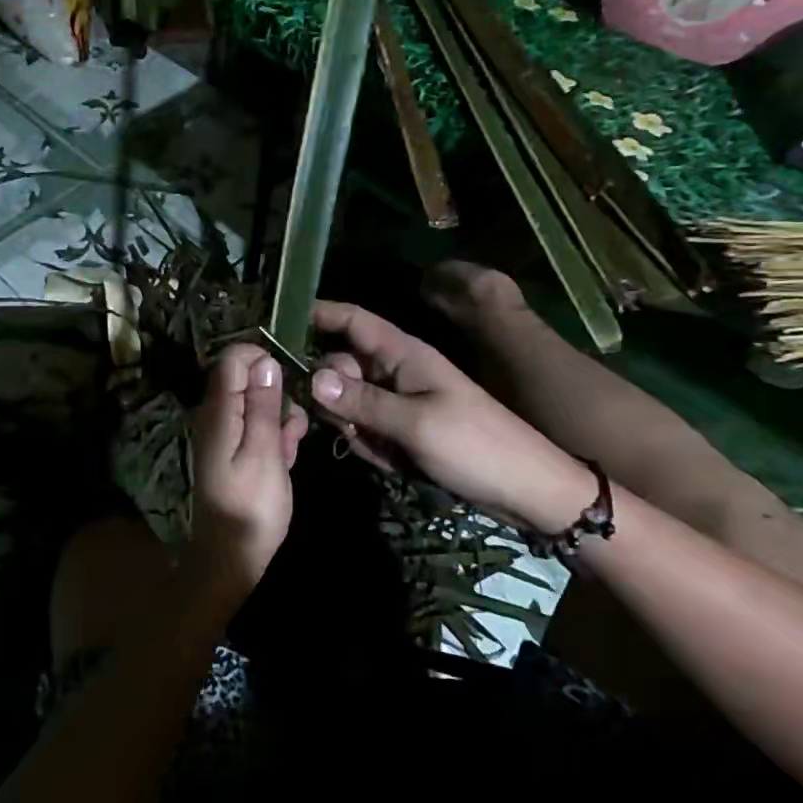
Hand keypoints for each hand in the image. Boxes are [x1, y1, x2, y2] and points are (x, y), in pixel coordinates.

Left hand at [188, 343, 308, 597]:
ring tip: (293, 442)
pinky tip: (287, 454)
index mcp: (219, 412)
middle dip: (277, 391)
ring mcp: (225, 436)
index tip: (290, 377)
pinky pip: (257, 429)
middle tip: (295, 421)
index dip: (262, 358)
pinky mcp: (235, 453)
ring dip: (280, 416)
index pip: (231, 359)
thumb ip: (264, 406)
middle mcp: (217, 417)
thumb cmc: (251, 506)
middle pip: (246, 380)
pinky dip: (275, 435)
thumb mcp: (264, 453)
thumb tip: (265, 361)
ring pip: (257, 405)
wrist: (231, 559)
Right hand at [309, 301, 592, 535]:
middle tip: (351, 428)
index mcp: (404, 353)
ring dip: (356, 430)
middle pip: (341, 367)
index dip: (318, 315)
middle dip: (334, 396)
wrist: (524, 488)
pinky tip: (398, 465)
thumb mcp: (414, 423)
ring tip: (386, 452)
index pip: (353, 320)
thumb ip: (361, 401)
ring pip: (350, 405)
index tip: (277, 323)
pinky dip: (374, 448)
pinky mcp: (404, 430)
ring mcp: (400, 402)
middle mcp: (397, 371)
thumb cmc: (474, 445)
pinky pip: (368, 431)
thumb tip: (312, 376)